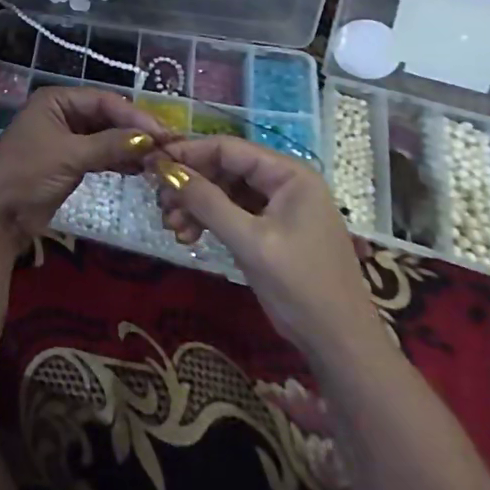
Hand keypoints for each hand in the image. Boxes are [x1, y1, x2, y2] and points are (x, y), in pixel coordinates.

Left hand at [0, 86, 169, 249]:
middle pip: (107, 117)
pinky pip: (101, 155)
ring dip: (130, 147)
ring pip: (106, 137)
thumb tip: (152, 139)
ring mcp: (65, 138)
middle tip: (169, 146)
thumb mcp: (69, 156)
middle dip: (135, 131)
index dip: (135, 115)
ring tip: (161, 159)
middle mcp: (61, 113)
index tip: (165, 133)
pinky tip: (142, 169)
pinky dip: (120, 160)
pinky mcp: (69, 162)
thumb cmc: (27, 174)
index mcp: (55, 100)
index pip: (103, 100)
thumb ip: (111, 145)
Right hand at [151, 137, 380, 357]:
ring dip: (194, 206)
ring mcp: (278, 207)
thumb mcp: (248, 241)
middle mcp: (284, 183)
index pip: (228, 148)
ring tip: (172, 227)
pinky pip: (230, 212)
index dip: (187, 154)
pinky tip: (188, 238)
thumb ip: (206, 201)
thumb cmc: (300, 285)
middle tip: (160, 205)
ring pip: (223, 191)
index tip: (151, 167)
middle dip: (189, 185)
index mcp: (290, 175)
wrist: (338, 341)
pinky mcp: (270, 229)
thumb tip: (165, 170)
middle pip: (223, 168)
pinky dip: (207, 221)